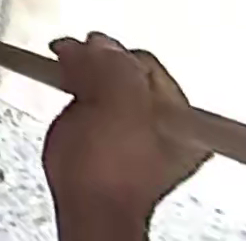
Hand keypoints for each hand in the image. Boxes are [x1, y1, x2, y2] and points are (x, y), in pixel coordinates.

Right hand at [43, 33, 207, 240]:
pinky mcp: (104, 129)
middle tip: (73, 59)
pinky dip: (73, 78)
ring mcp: (133, 126)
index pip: (144, 62)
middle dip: (94, 58)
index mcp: (182, 120)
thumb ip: (116, 71)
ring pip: (104, 75)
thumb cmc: (109, 170)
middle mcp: (164, 122)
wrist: (84, 202)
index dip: (112, 54)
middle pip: (124, 67)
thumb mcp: (119, 110)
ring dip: (81, 66)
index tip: (86, 53)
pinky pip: (89, 87)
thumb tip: (102, 43)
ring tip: (64, 68)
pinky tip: (63, 80)